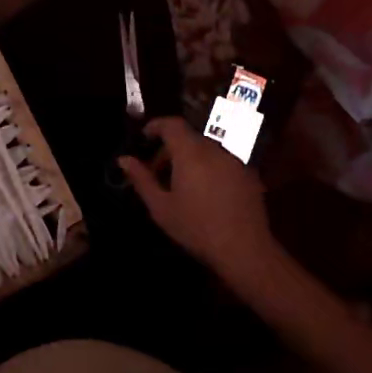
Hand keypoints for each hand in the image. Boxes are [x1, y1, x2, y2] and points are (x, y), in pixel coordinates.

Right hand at [117, 117, 280, 278]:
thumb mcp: (161, 207)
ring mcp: (234, 160)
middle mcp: (214, 149)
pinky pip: (221, 161)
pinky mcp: (248, 173)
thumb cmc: (196, 228)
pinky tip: (204, 193)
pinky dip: (207, 167)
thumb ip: (142, 179)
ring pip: (205, 149)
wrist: (244, 249)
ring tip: (179, 185)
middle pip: (188, 137)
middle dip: (169, 148)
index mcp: (191, 153)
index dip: (156, 126)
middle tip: (156, 171)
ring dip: (189, 158)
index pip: (172, 124)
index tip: (143, 139)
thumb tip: (123, 160)